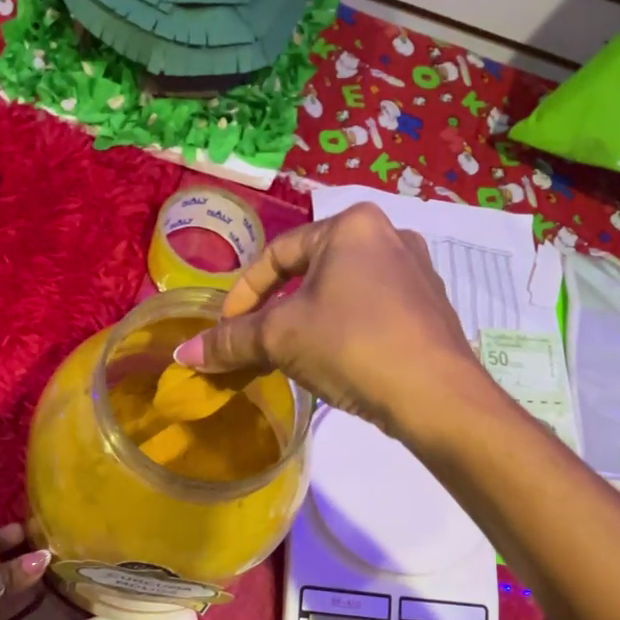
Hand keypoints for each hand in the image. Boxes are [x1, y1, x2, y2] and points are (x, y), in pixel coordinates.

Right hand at [172, 203, 489, 434]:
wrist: (436, 395)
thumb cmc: (352, 346)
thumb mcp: (280, 339)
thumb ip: (231, 342)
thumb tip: (184, 355)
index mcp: (351, 225)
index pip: (277, 254)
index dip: (242, 294)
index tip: (225, 330)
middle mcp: (390, 235)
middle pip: (311, 271)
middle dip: (277, 308)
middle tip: (256, 343)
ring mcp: (417, 272)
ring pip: (343, 292)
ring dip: (310, 320)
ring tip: (292, 355)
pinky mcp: (432, 308)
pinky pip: (373, 311)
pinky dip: (344, 330)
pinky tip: (337, 363)